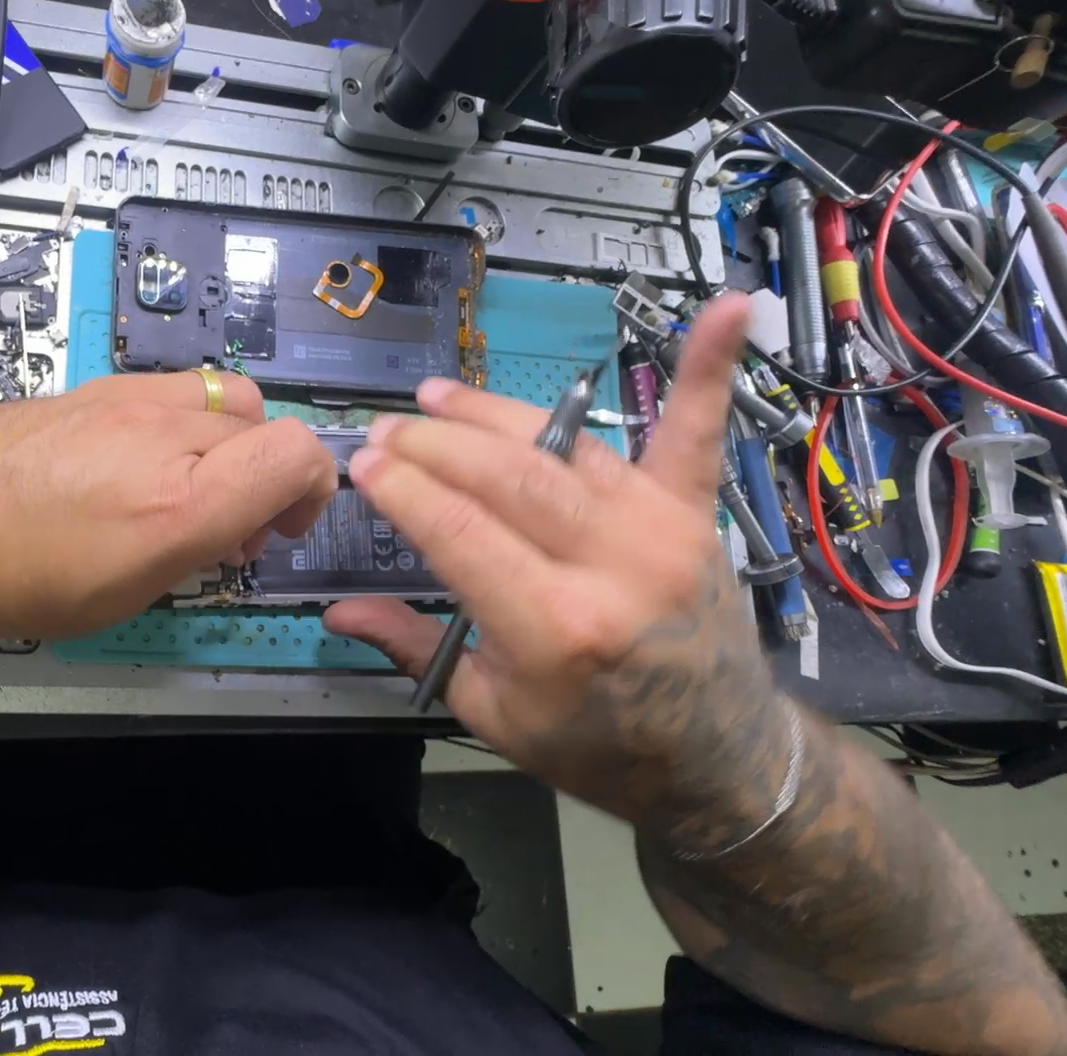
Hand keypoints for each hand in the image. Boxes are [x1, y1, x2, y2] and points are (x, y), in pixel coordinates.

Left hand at [0, 371, 337, 638]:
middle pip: (265, 427)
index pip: (298, 452)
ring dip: (232, 442)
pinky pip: (175, 391)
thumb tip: (236, 521)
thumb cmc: (19, 578)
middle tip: (231, 528)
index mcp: (178, 500)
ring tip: (195, 486)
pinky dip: (188, 424)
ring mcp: (126, 398)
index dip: (313, 488)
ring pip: (226, 398)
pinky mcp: (97, 385)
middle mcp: (162, 434)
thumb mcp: (128, 594)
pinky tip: (146, 460)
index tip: (282, 525)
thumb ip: (201, 546)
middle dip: (267, 479)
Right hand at [324, 297, 775, 826]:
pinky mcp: (694, 515)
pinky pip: (695, 436)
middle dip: (431, 444)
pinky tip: (730, 306)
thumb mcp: (488, 712)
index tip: (363, 463)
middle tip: (385, 431)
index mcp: (553, 627)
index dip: (401, 488)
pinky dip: (709, 370)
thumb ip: (413, 646)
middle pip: (503, 476)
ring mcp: (661, 531)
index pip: (457, 529)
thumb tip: (336, 611)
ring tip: (435, 394)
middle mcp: (612, 566)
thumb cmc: (590, 742)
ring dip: (490, 411)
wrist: (716, 760)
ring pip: (558, 445)